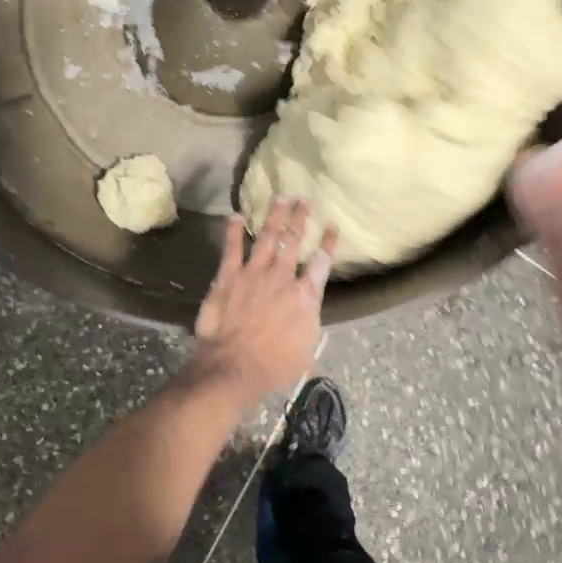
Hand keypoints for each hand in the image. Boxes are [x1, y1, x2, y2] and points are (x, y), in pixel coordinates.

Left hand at [192, 198, 337, 402]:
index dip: (329, 244)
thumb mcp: (306, 350)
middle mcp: (282, 277)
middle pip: (294, 240)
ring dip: (275, 215)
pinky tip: (237, 216)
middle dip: (301, 217)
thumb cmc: (274, 365)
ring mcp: (254, 273)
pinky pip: (232, 248)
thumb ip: (309, 325)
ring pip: (268, 236)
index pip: (322, 263)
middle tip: (306, 198)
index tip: (333, 228)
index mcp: (305, 296)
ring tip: (281, 197)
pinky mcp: (228, 276)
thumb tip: (308, 314)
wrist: (234, 365)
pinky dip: (235, 231)